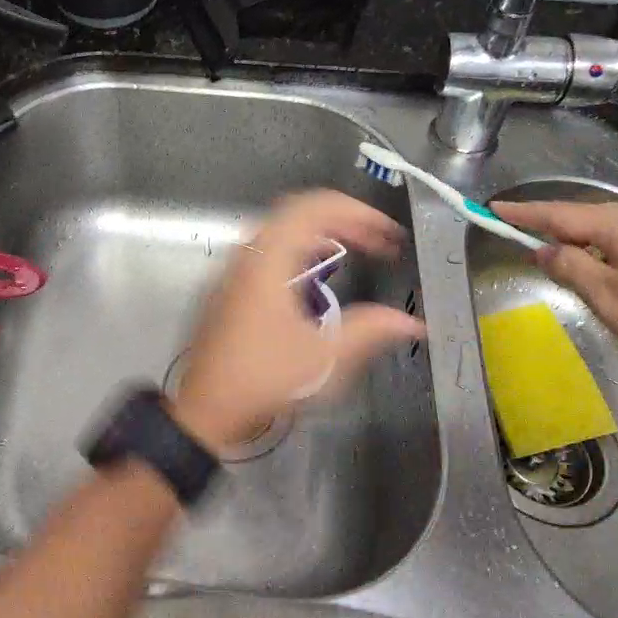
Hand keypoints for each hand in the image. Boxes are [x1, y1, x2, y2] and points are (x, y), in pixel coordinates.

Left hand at [171, 191, 424, 450]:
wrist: (206, 408)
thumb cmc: (265, 379)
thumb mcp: (326, 358)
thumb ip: (371, 331)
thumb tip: (411, 322)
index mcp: (268, 262)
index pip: (312, 209)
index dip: (356, 213)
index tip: (387, 234)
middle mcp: (245, 257)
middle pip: (295, 213)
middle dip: (341, 219)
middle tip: (375, 241)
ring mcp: (231, 272)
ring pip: (277, 231)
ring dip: (318, 233)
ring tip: (352, 251)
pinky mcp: (226, 290)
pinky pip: (264, 250)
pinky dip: (296, 250)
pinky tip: (314, 277)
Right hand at [492, 200, 617, 397]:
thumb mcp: (609, 299)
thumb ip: (571, 268)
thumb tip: (544, 249)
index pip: (561, 214)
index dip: (524, 212)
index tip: (492, 207)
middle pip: (587, 215)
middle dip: (551, 222)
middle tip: (518, 231)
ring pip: (612, 229)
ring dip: (579, 236)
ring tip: (555, 251)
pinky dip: (605, 248)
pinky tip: (604, 266)